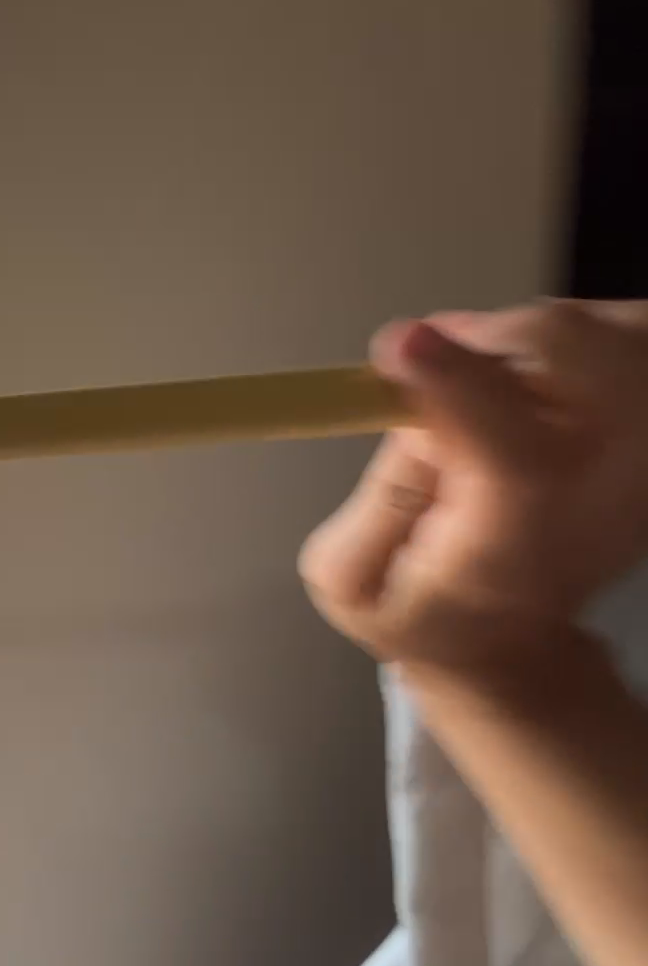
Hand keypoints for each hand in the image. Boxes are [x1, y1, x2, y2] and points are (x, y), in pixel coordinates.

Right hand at [300, 300, 647, 677]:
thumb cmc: (410, 604)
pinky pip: (640, 343)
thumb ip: (381, 500)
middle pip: (603, 377)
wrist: (507, 634)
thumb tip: (416, 418)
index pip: (515, 459)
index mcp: (510, 549)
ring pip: (630, 342)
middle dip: (503, 337)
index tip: (399, 342)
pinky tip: (524, 358)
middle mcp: (607, 500)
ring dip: (538, 332)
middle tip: (425, 344)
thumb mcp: (347, 577)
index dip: (460, 390)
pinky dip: (581, 331)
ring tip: (469, 357)